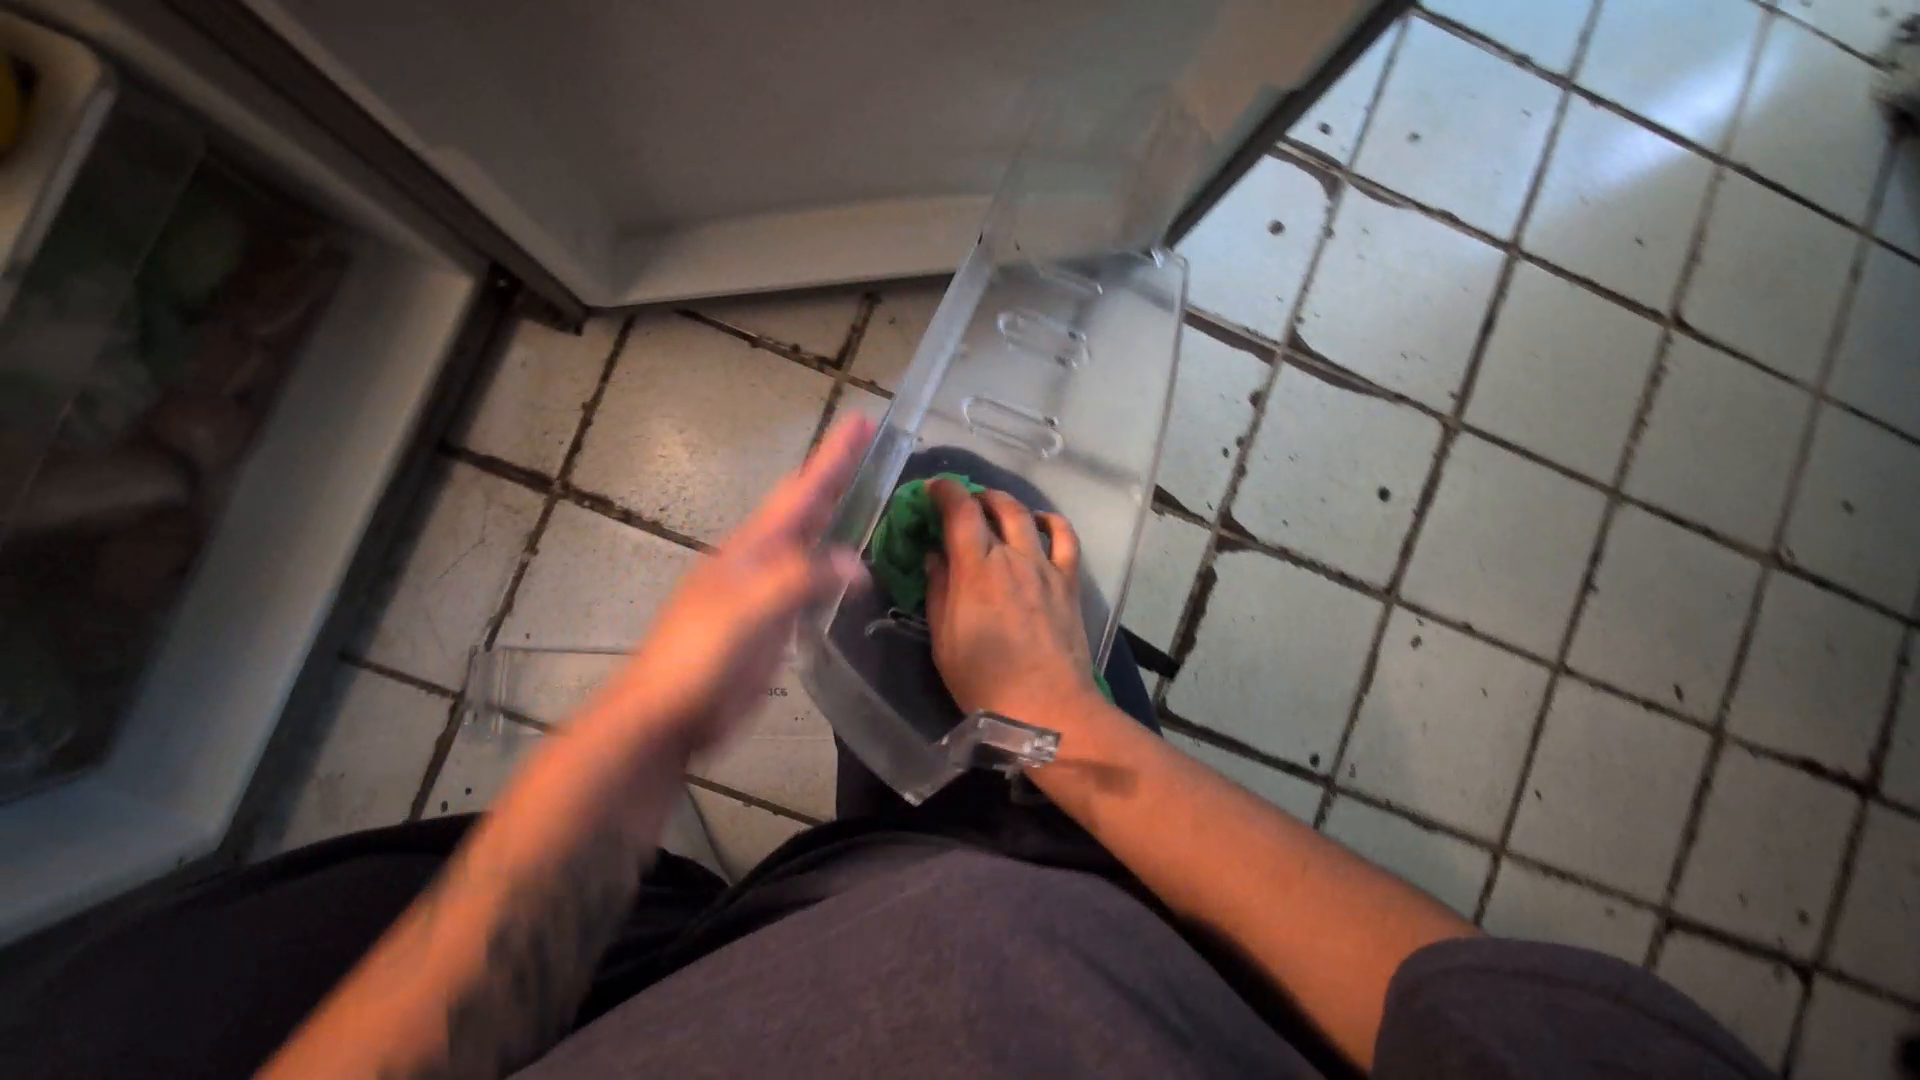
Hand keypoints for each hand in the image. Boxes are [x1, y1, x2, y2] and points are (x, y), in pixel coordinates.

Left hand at [594, 415, 872, 757]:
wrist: (665, 712)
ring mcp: (767, 593)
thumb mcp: (748, 610)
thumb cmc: (698, 656)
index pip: (800, 493)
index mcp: (753, 548)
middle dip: (836, 474)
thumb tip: (857, 565)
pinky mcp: (774, 625)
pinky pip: (813, 585)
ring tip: (865, 493)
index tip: (859, 421)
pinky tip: (850, 570)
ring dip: (837, 515)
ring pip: (811, 544)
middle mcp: (763, 561)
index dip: (831, 458)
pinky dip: (835, 568)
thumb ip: (800, 581)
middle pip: (806, 508)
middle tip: (868, 442)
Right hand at [923, 478, 1104, 725]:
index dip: (946, 491)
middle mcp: (1013, 557)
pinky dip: (1051, 522)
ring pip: (1027, 516)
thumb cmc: (983, 680)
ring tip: (994, 509)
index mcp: (976, 569)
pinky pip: (1066, 538)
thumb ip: (939, 590)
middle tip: (962, 504)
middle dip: (976, 496)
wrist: (1046, 706)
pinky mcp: (1069, 582)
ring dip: (1007, 504)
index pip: (960, 511)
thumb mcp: (944, 639)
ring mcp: (1046, 567)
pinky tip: (1040, 524)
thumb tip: (936, 556)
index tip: (933, 489)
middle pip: (996, 506)